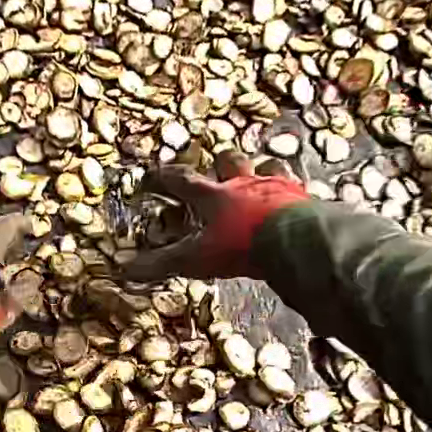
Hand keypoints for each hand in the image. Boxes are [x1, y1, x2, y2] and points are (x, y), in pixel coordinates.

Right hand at [124, 151, 309, 281]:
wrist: (298, 241)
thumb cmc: (240, 244)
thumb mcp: (195, 257)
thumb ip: (162, 262)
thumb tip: (125, 270)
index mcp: (214, 195)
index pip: (183, 180)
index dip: (166, 177)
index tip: (154, 175)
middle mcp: (245, 183)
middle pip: (231, 161)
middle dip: (222, 163)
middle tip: (218, 169)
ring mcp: (279, 188)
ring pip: (269, 166)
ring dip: (262, 171)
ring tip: (260, 176)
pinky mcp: (306, 199)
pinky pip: (298, 188)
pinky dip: (292, 193)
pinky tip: (292, 200)